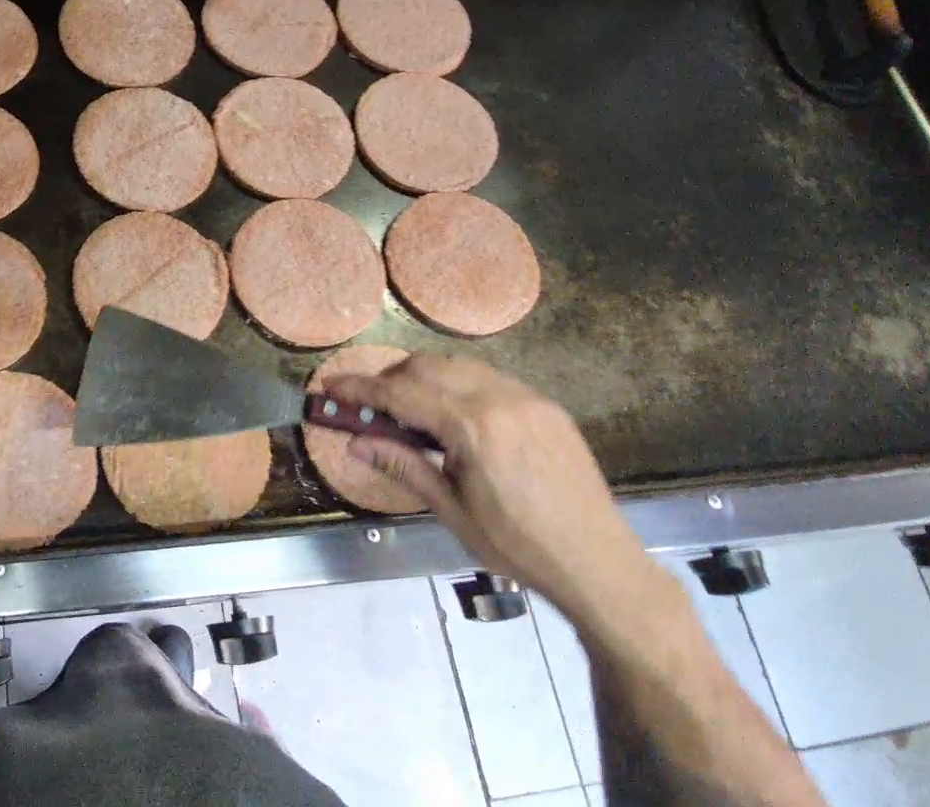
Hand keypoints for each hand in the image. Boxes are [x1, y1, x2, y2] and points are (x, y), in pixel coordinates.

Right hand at [325, 354, 656, 622]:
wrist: (599, 564)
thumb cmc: (518, 546)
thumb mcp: (452, 510)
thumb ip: (404, 466)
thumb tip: (355, 443)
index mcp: (475, 428)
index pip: (402, 393)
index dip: (361, 389)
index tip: (330, 387)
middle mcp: (502, 400)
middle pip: (429, 366)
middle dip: (391, 378)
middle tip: (367, 405)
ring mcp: (530, 399)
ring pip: (460, 365)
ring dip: (424, 377)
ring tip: (407, 409)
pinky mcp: (547, 407)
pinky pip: (490, 379)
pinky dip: (458, 384)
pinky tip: (452, 415)